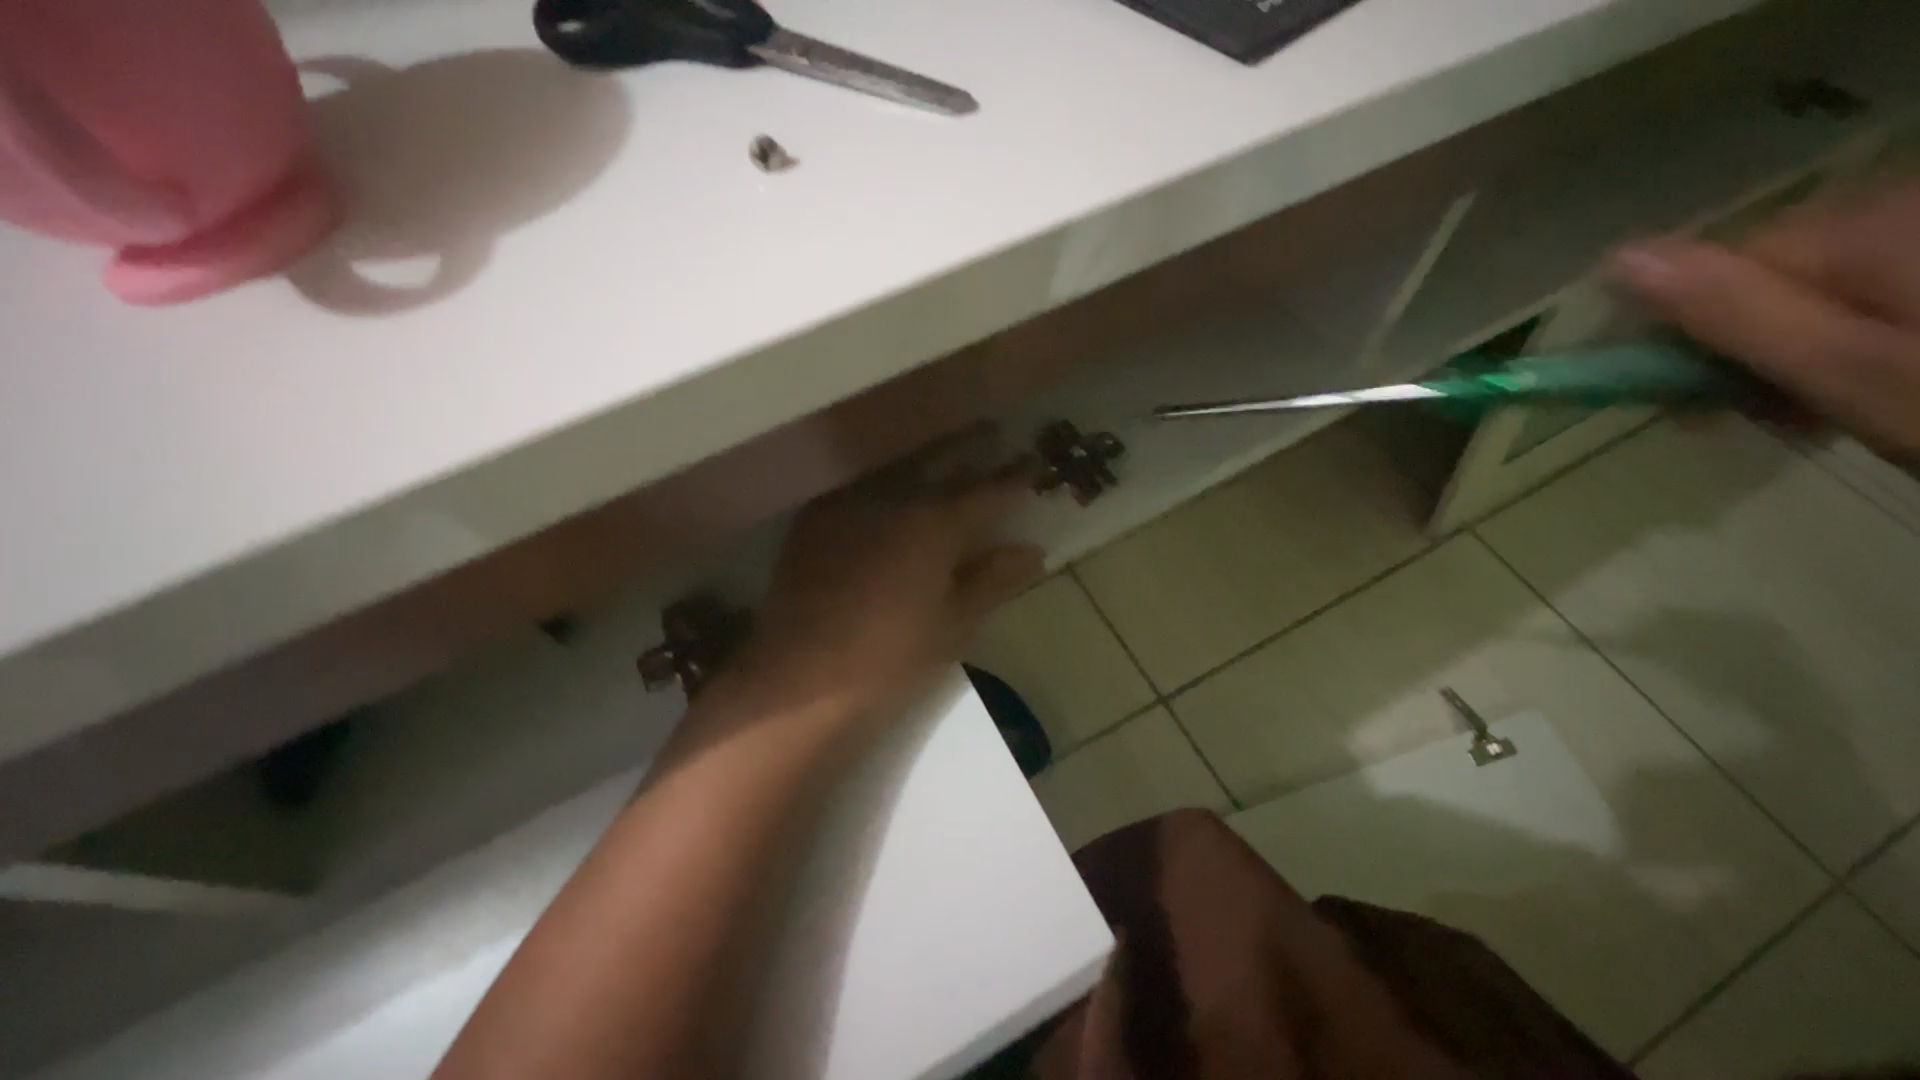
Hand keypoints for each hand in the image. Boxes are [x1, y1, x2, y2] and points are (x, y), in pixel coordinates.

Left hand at [716, 428, 1044, 733]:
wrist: (798, 677)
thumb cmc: (888, 660)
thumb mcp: (952, 626)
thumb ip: (991, 581)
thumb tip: (1030, 552)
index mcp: (935, 523)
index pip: (988, 490)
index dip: (1015, 476)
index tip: (1035, 462)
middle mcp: (893, 498)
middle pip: (941, 462)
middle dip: (971, 448)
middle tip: (993, 434)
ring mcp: (848, 504)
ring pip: (897, 466)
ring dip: (925, 458)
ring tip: (944, 454)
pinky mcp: (815, 518)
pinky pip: (859, 485)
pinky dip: (883, 480)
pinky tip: (888, 488)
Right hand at [1613, 183, 1919, 455]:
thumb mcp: (1854, 374)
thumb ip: (1735, 315)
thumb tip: (1617, 260)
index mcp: (1860, 232)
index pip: (1712, 269)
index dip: (1683, 337)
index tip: (1693, 410)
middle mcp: (1897, 207)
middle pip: (1766, 274)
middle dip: (1747, 345)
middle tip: (1774, 418)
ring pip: (1816, 284)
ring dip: (1799, 348)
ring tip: (1832, 407)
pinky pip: (1871, 283)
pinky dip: (1856, 335)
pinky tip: (1880, 376)